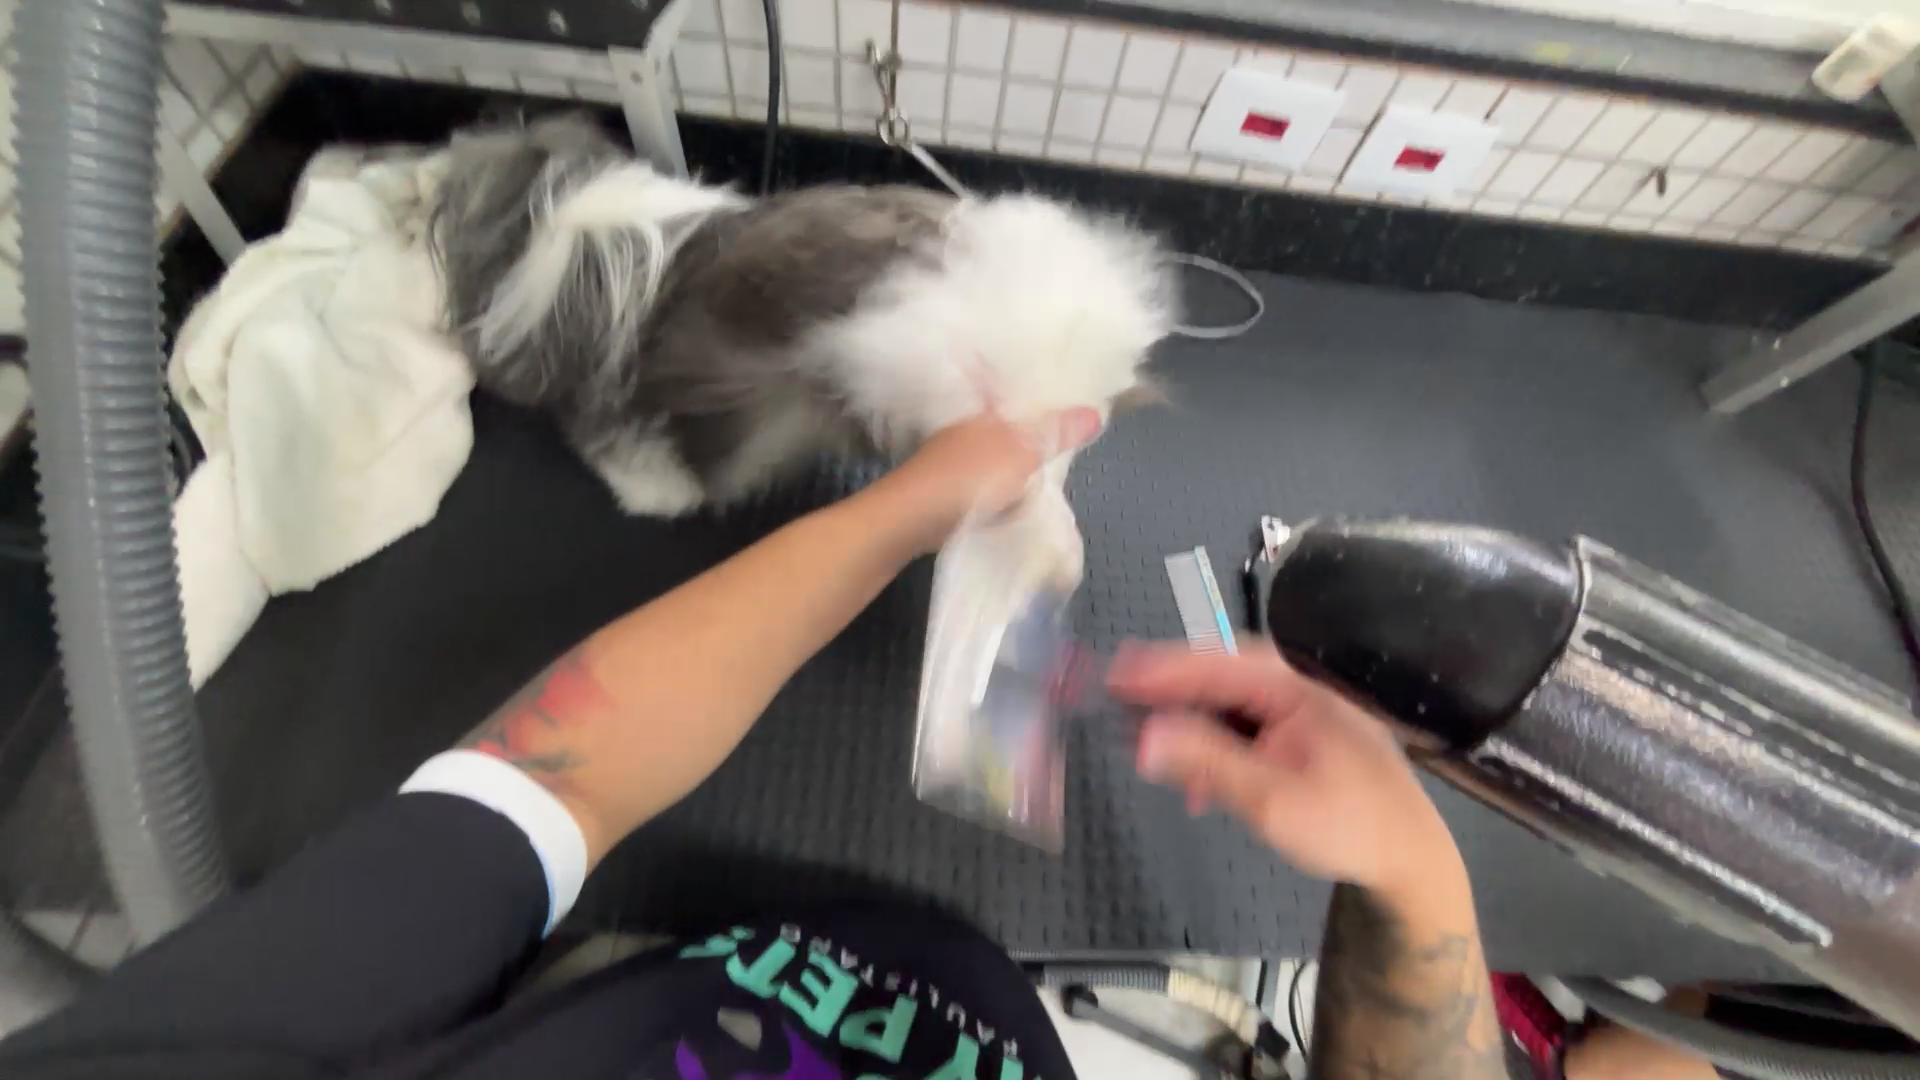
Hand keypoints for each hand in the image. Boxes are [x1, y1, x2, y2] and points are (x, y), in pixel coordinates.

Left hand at [875, 408, 1103, 553]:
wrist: (908, 520)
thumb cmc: (968, 479)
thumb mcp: (1022, 453)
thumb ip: (1056, 434)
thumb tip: (1096, 412)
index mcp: (987, 413)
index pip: (1023, 399)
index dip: (1049, 408)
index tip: (1075, 423)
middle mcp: (969, 430)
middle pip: (1013, 433)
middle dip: (1036, 446)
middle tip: (1064, 462)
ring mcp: (954, 462)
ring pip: (999, 462)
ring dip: (1018, 475)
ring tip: (1042, 490)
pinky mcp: (945, 491)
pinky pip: (985, 489)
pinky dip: (1000, 497)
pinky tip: (1011, 510)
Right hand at [1106, 641, 1462, 899]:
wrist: (1410, 863)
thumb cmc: (1351, 827)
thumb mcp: (1272, 799)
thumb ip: (1206, 761)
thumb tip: (1145, 736)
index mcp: (1292, 687)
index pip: (1212, 664)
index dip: (1157, 668)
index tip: (1113, 674)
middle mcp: (1291, 687)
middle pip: (1213, 680)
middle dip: (1166, 699)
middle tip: (1116, 707)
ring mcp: (1293, 710)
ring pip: (1222, 706)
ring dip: (1187, 730)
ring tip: (1151, 755)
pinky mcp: (1291, 735)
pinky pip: (1239, 730)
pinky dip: (1211, 750)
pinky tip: (1198, 786)